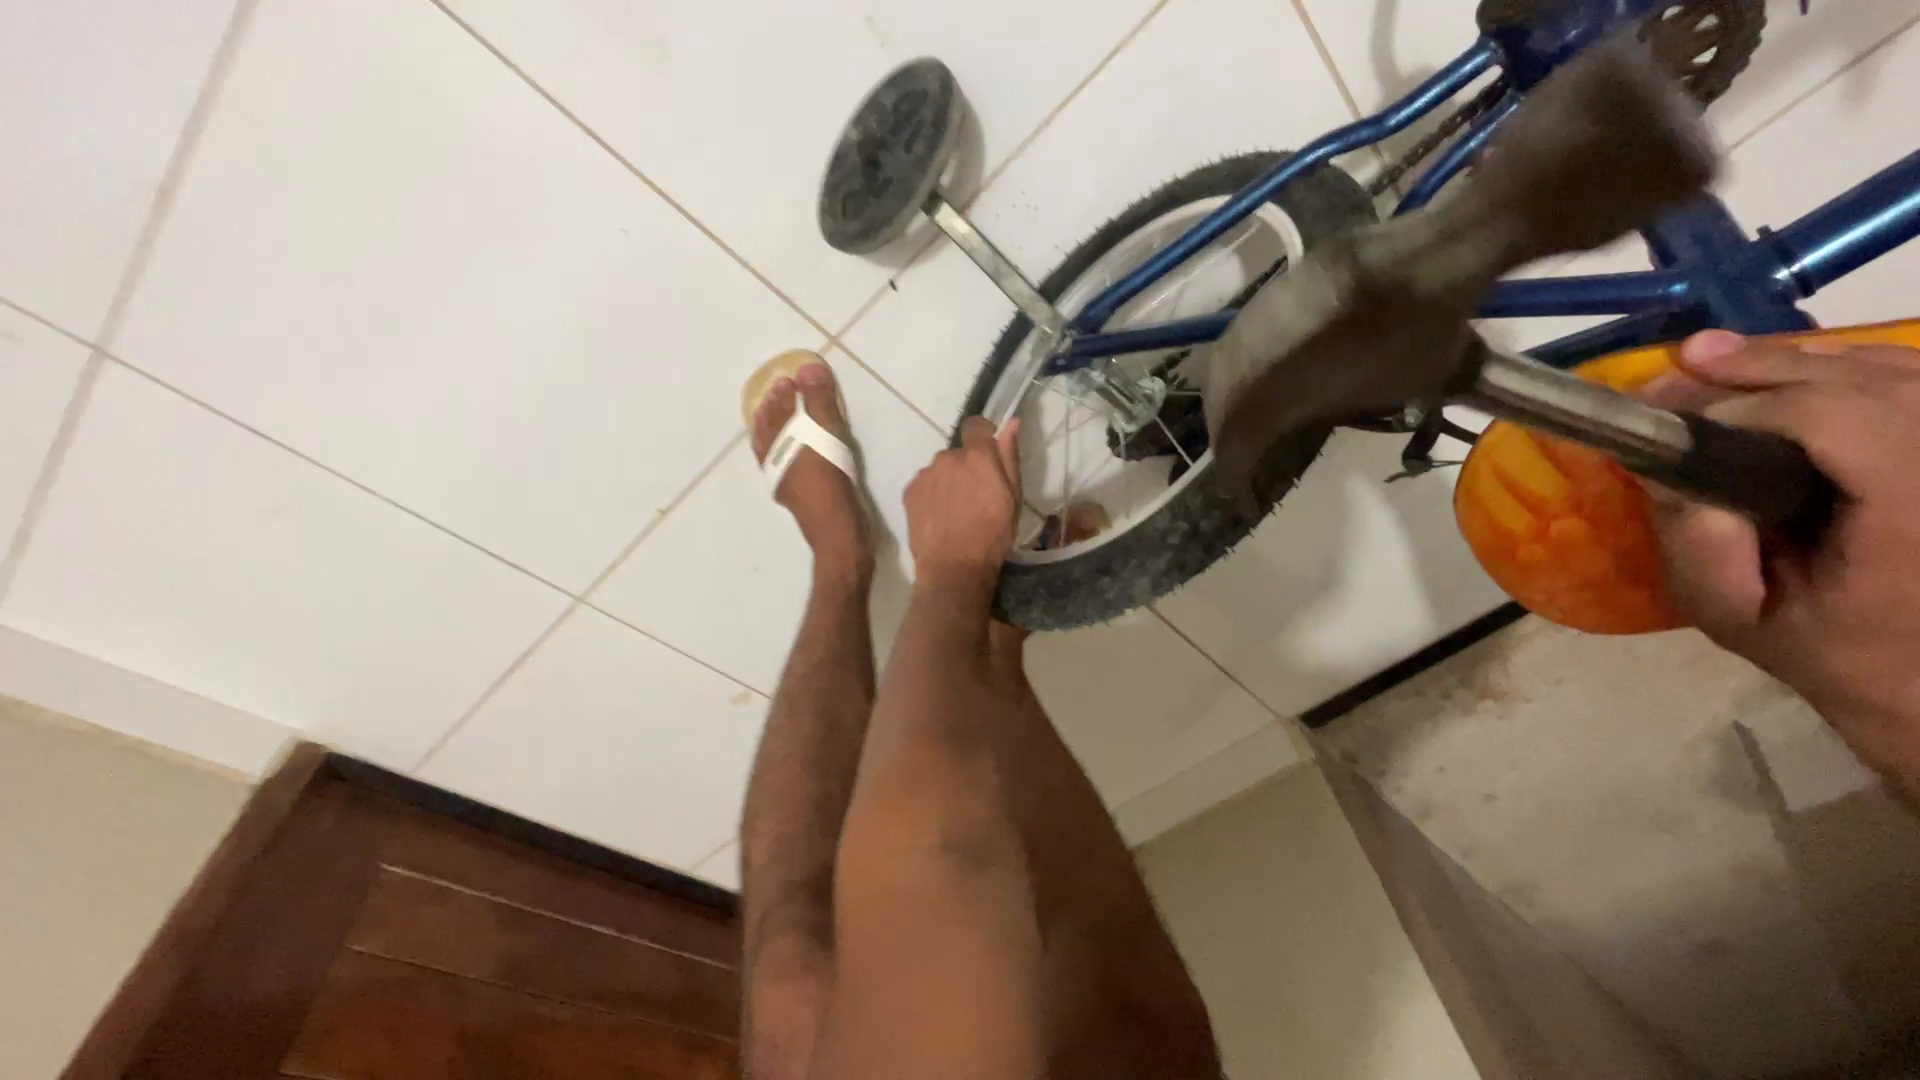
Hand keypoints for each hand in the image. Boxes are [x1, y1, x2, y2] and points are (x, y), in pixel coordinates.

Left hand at [904, 417, 1021, 584]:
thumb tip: (1011, 422)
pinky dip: (931, 495)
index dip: (982, 436)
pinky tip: (939, 518)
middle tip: (974, 497)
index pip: (976, 425)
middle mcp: (947, 457)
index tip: (987, 454)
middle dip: (966, 468)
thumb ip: (1009, 457)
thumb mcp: (1013, 498)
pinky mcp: (909, 491)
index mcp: (977, 456)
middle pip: (958, 453)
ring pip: (940, 470)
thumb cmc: (992, 536)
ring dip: (947, 482)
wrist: (953, 568)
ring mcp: (925, 474)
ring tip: (954, 512)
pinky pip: (924, 485)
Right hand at [1642, 331, 1919, 793]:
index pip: (1839, 419)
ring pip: (1900, 369)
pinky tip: (1793, 369)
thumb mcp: (1736, 615)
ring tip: (1719, 360)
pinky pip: (1916, 381)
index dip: (1753, 405)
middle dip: (1766, 367)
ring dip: (1804, 360)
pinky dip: (1851, 367)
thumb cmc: (1829, 653)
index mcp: (1913, 515)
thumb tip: (1662, 469)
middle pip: (1871, 379)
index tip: (1680, 422)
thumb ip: (1698, 546)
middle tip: (1682, 364)